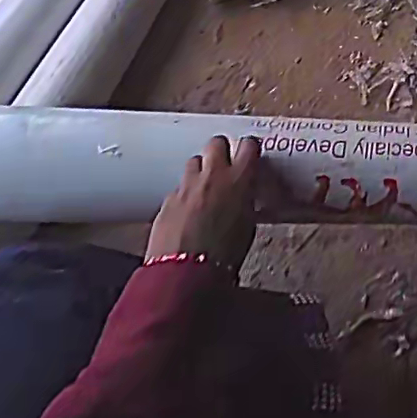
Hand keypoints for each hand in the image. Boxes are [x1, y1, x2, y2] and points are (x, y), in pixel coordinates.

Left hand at [146, 135, 262, 271]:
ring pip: (194, 162)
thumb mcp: (247, 224)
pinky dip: (184, 196)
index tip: (249, 154)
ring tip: (204, 190)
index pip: (248, 145)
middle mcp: (212, 175)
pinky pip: (178, 188)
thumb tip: (244, 196)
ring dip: (200, 172)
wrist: (185, 275)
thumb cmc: (223, 256)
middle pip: (216, 143)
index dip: (249, 149)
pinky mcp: (167, 199)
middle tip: (224, 166)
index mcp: (239, 179)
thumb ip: (245, 201)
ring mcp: (187, 185)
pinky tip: (187, 214)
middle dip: (220, 151)